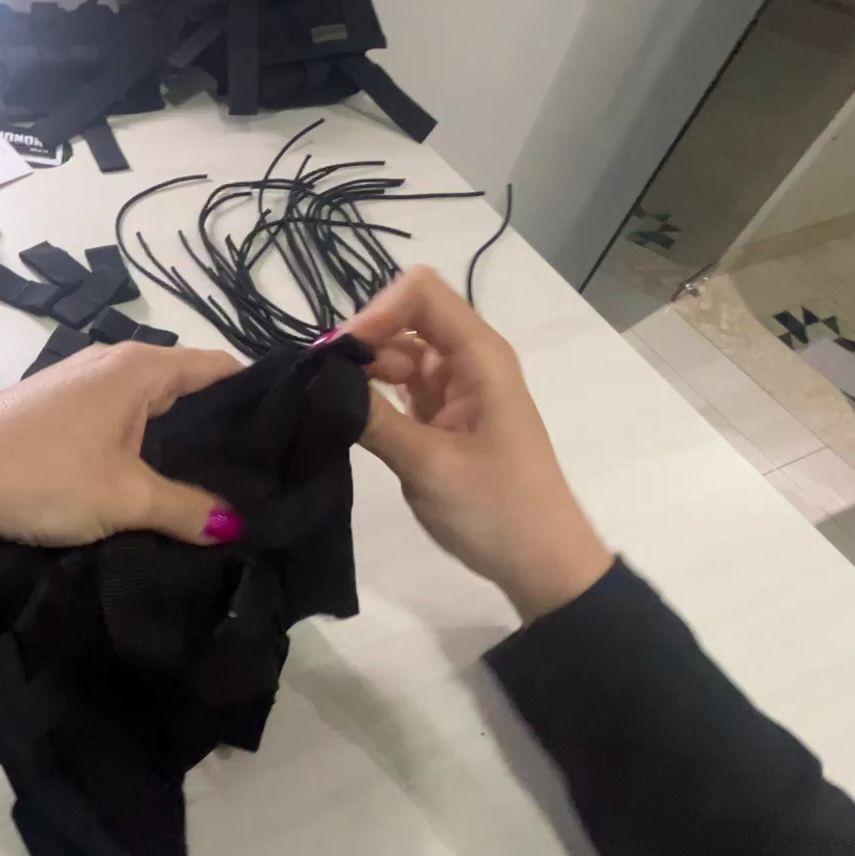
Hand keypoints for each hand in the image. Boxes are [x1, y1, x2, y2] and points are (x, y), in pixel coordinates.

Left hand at [0, 342, 246, 546]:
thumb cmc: (44, 477)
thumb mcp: (125, 497)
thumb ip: (187, 508)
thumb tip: (238, 525)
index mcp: (138, 367)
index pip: (218, 367)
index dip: (254, 394)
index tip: (283, 433)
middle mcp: (112, 362)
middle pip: (186, 383)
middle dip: (219, 421)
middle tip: (255, 466)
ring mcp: (81, 382)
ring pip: (151, 402)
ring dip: (179, 434)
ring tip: (214, 476)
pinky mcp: (59, 407)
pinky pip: (121, 415)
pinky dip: (145, 438)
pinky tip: (155, 473)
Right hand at [339, 267, 612, 618]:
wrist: (539, 561)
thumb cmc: (496, 509)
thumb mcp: (428, 464)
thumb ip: (372, 418)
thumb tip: (315, 381)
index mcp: (479, 357)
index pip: (421, 294)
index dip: (375, 312)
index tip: (338, 356)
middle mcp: (466, 361)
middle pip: (404, 319)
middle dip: (361, 342)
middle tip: (318, 383)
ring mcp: (452, 388)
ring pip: (395, 355)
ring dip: (361, 371)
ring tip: (325, 403)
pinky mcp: (439, 417)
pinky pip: (397, 388)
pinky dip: (370, 395)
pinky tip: (344, 414)